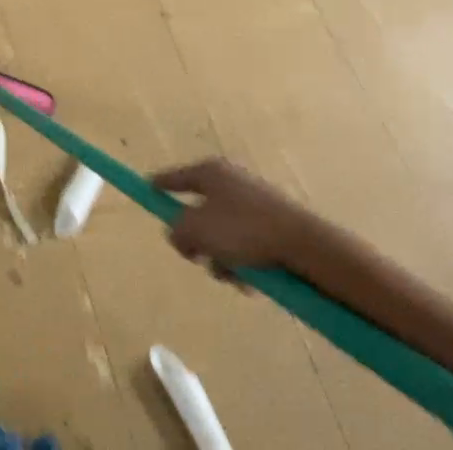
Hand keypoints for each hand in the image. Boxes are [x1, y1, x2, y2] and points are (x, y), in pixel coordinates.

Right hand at [152, 157, 314, 282]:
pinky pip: (245, 243)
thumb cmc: (243, 230)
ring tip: (232, 276)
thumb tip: (179, 235)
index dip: (157, 187)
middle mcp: (230, 182)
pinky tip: (250, 280)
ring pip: (221, 234)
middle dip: (197, 241)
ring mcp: (254, 202)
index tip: (146, 193)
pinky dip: (242, 262)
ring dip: (220, 258)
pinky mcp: (274, 224)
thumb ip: (176, 231)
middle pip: (198, 211)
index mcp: (209, 173)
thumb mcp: (195, 230)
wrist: (305, 245)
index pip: (172, 178)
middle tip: (199, 257)